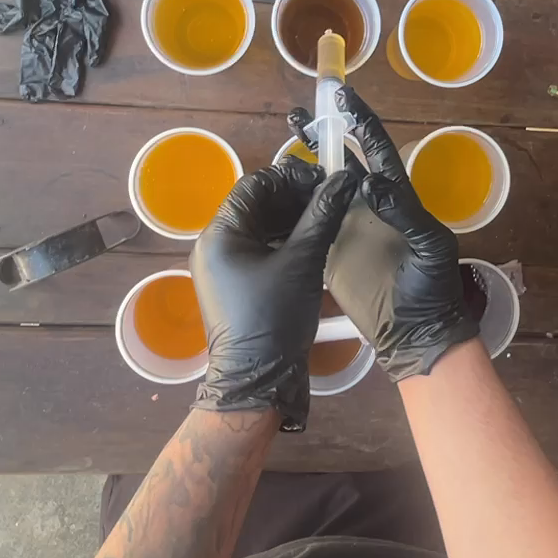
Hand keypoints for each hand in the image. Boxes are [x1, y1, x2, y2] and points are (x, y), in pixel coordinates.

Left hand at [190, 158, 359, 430]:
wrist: (257, 380)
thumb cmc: (275, 317)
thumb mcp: (303, 261)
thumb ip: (322, 215)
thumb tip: (343, 179)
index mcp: (220, 234)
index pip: (255, 184)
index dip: (291, 176)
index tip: (325, 180)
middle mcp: (213, 245)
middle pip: (255, 204)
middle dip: (293, 197)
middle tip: (331, 198)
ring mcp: (222, 266)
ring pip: (258, 226)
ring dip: (290, 218)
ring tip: (326, 217)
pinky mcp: (234, 284)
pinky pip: (257, 248)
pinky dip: (283, 240)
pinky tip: (311, 241)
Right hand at [312, 87, 478, 380]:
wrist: (415, 330)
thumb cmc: (432, 286)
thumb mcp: (429, 246)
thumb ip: (404, 212)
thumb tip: (372, 180)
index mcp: (396, 195)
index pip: (376, 148)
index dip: (360, 120)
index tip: (342, 96)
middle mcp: (368, 202)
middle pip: (342, 158)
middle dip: (322, 133)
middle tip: (298, 114)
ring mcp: (347, 224)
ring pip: (322, 184)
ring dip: (304, 162)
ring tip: (283, 143)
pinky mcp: (330, 247)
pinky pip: (309, 216)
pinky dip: (293, 199)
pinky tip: (275, 186)